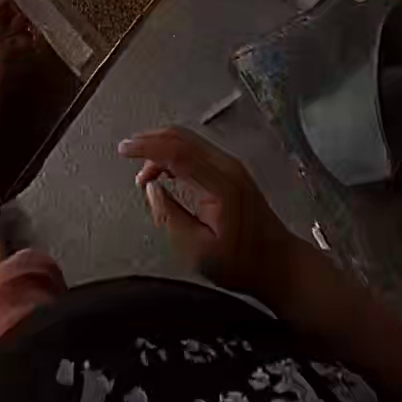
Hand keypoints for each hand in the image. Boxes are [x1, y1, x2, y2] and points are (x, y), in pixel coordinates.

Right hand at [119, 126, 312, 298]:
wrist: (278, 262)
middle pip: (183, 138)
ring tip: (142, 172)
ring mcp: (230, 165)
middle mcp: (226, 166)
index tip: (123, 149)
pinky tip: (163, 171)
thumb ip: (171, 217)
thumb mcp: (198, 251)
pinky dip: (175, 153)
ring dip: (162, 147)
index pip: (178, 152)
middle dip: (151, 140)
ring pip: (190, 141)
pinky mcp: (231, 169)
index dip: (147, 147)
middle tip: (126, 151)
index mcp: (219, 184)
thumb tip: (151, 188)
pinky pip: (197, 150)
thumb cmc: (240, 263)